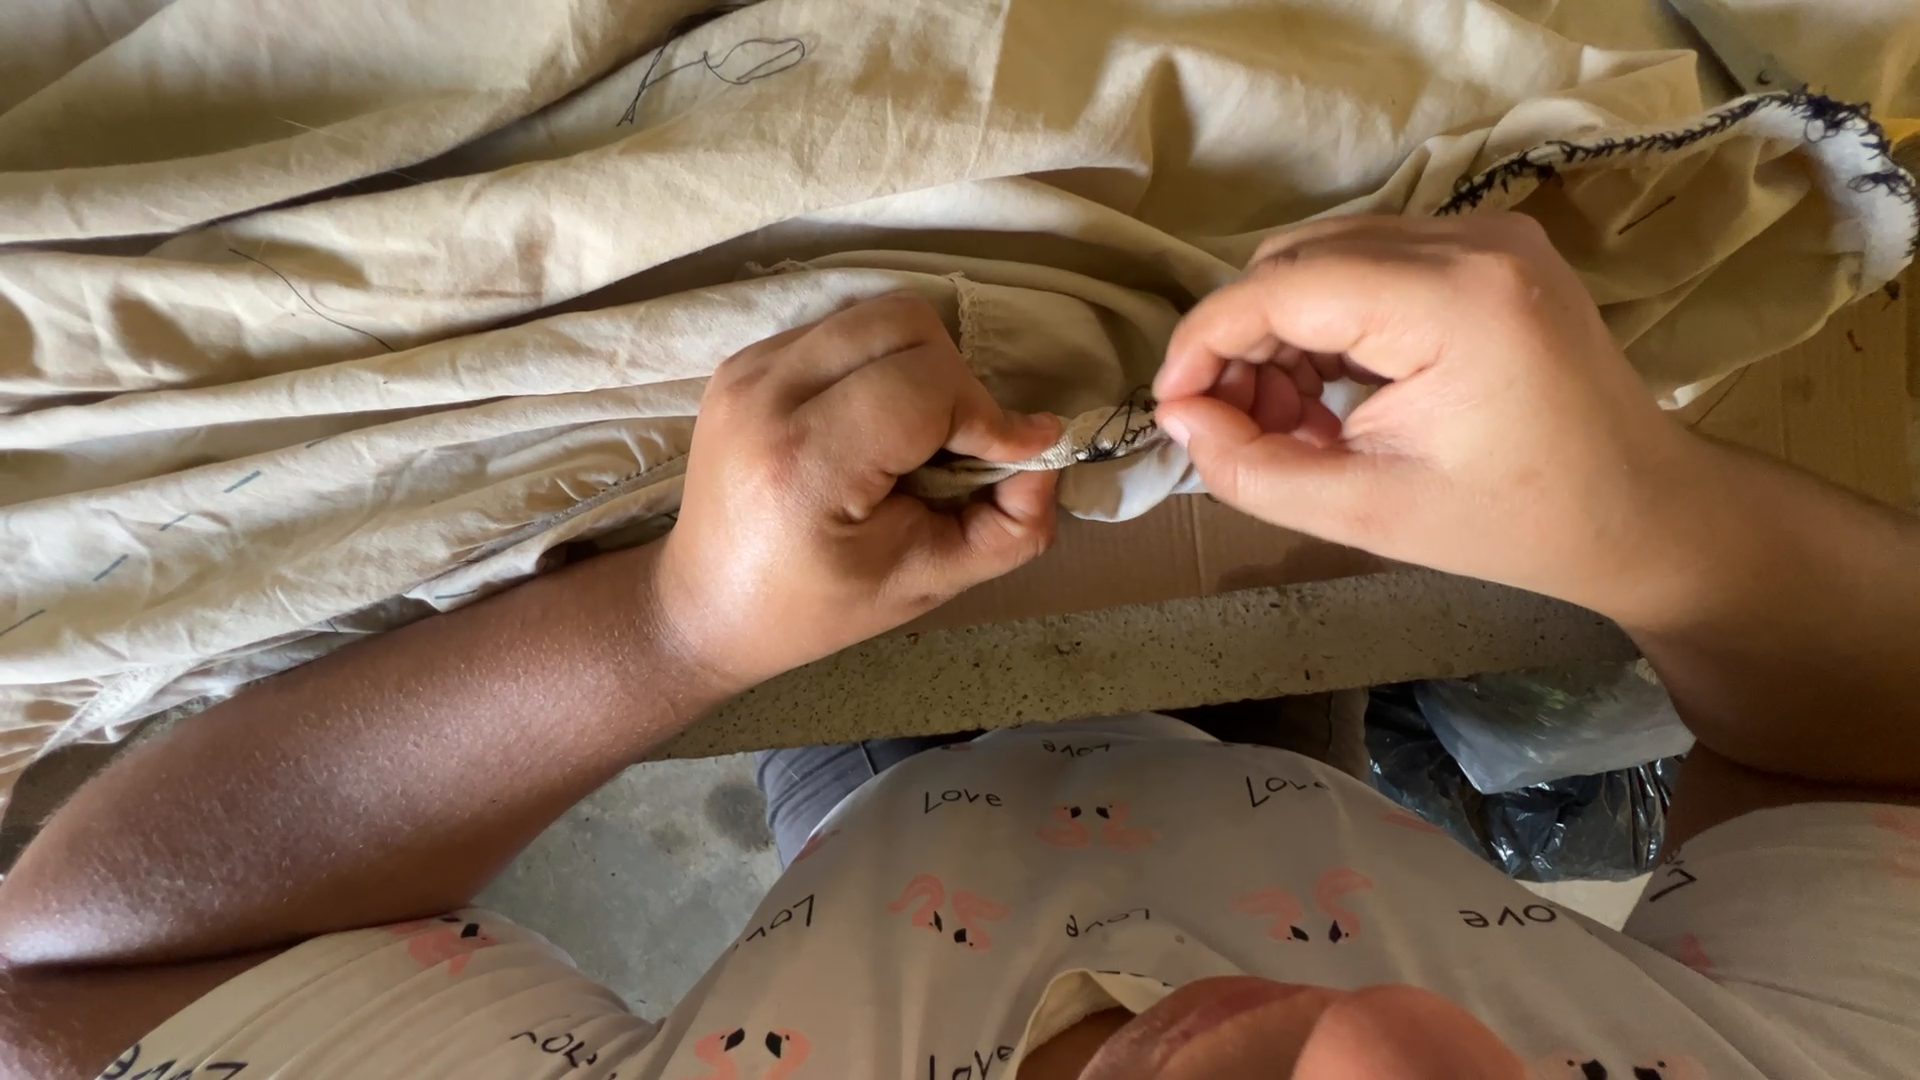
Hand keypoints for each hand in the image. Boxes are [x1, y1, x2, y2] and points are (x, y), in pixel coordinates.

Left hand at [652, 294, 1062, 691]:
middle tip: (960, 445)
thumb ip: (1012, 528)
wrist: (708, 603)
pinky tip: (873, 422)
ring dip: (922, 366)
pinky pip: (844, 328)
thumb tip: (1044, 449)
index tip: (1011, 455)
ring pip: (878, 314)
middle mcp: (766, 393)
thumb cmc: (818, 607)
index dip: (987, 416)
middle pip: (907, 323)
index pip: (927, 385)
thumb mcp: (928, 585)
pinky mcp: (743, 359)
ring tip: (918, 434)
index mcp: (805, 462)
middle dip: (957, 382)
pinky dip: (882, 363)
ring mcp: (747, 367)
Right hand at [1152, 213, 1716, 620]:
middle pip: (1290, 264)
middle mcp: (1467, 240)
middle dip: (1238, 344)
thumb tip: (1176, 415)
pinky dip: (1313, 331)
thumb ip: (1247, 468)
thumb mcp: (1357, 514)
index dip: (1202, 342)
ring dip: (1272, 340)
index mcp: (1452, 301)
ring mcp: (1478, 237)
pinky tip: (1322, 396)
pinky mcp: (1475, 253)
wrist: (1639, 511)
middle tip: (1233, 426)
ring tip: (1284, 422)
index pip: (1279, 287)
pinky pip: (1353, 272)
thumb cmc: (1507, 524)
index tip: (1169, 406)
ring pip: (1313, 263)